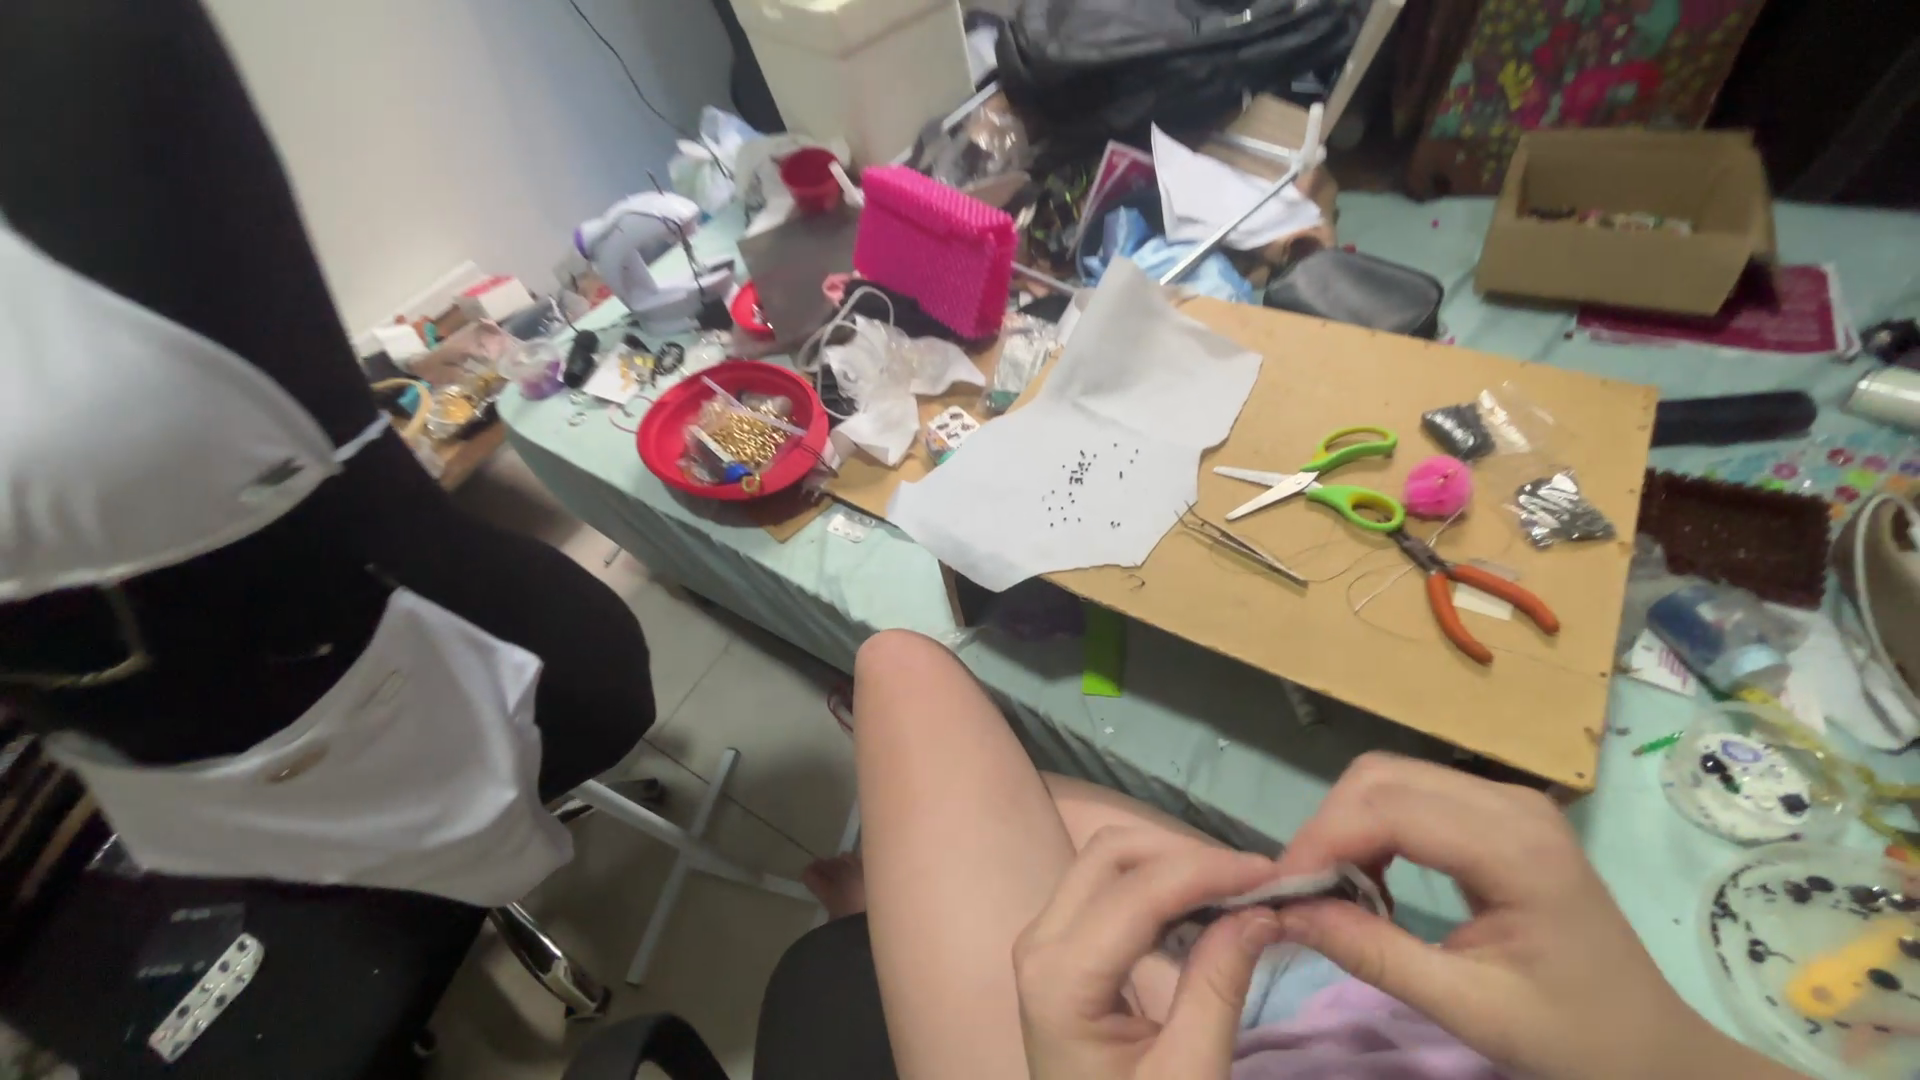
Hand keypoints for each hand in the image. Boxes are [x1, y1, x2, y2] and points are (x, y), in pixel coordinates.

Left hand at [1013, 828, 1283, 1079]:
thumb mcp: (1187, 1075)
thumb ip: (1219, 987)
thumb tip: (1263, 910)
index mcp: (1060, 978)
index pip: (1137, 892)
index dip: (1207, 871)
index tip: (1273, 874)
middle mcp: (1039, 940)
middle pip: (1111, 855)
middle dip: (1186, 855)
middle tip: (1255, 880)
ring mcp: (1043, 937)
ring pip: (1108, 861)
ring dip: (1174, 863)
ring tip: (1238, 889)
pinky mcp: (1059, 943)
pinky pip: (1107, 887)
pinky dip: (1159, 884)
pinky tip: (1203, 907)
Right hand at [1271, 753, 1806, 1079]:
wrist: (1657, 1049)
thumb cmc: (1575, 1038)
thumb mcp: (1470, 1010)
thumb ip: (1373, 954)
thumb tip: (1286, 912)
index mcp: (1517, 849)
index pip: (1389, 810)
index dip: (1323, 840)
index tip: (1281, 888)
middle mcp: (1509, 803)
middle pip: (1380, 778)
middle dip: (1328, 828)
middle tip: (1305, 889)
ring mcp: (1505, 799)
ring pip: (1386, 777)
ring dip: (1345, 824)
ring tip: (1335, 885)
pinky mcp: (1495, 809)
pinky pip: (1407, 792)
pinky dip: (1370, 824)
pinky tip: (1372, 873)